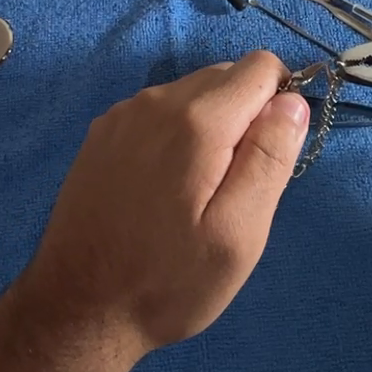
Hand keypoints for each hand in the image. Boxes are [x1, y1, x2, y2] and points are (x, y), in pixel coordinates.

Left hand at [16, 52, 308, 355]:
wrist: (78, 307)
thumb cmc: (170, 279)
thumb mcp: (240, 232)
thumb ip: (270, 157)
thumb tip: (292, 101)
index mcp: (197, 119)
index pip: (260, 65)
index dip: (280, 100)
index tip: (271, 151)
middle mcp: (156, 100)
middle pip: (225, 76)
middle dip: (245, 115)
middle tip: (235, 184)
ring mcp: (123, 113)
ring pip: (191, 92)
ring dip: (210, 124)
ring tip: (196, 191)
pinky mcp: (102, 131)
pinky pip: (158, 111)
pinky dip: (175, 133)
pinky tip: (161, 186)